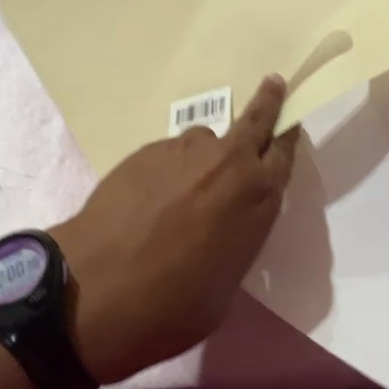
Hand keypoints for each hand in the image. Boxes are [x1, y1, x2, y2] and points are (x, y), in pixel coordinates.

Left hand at [50, 76, 300, 383]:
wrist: (97, 289)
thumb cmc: (174, 305)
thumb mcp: (226, 286)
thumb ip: (236, 241)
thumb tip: (223, 229)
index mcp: (259, 198)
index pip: (284, 154)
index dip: (287, 138)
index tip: (291, 124)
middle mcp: (228, 164)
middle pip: (256, 121)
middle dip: (268, 102)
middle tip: (273, 83)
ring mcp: (184, 151)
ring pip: (205, 139)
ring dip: (205, 154)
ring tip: (184, 188)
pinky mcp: (145, 150)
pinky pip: (168, 153)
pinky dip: (168, 168)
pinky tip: (149, 198)